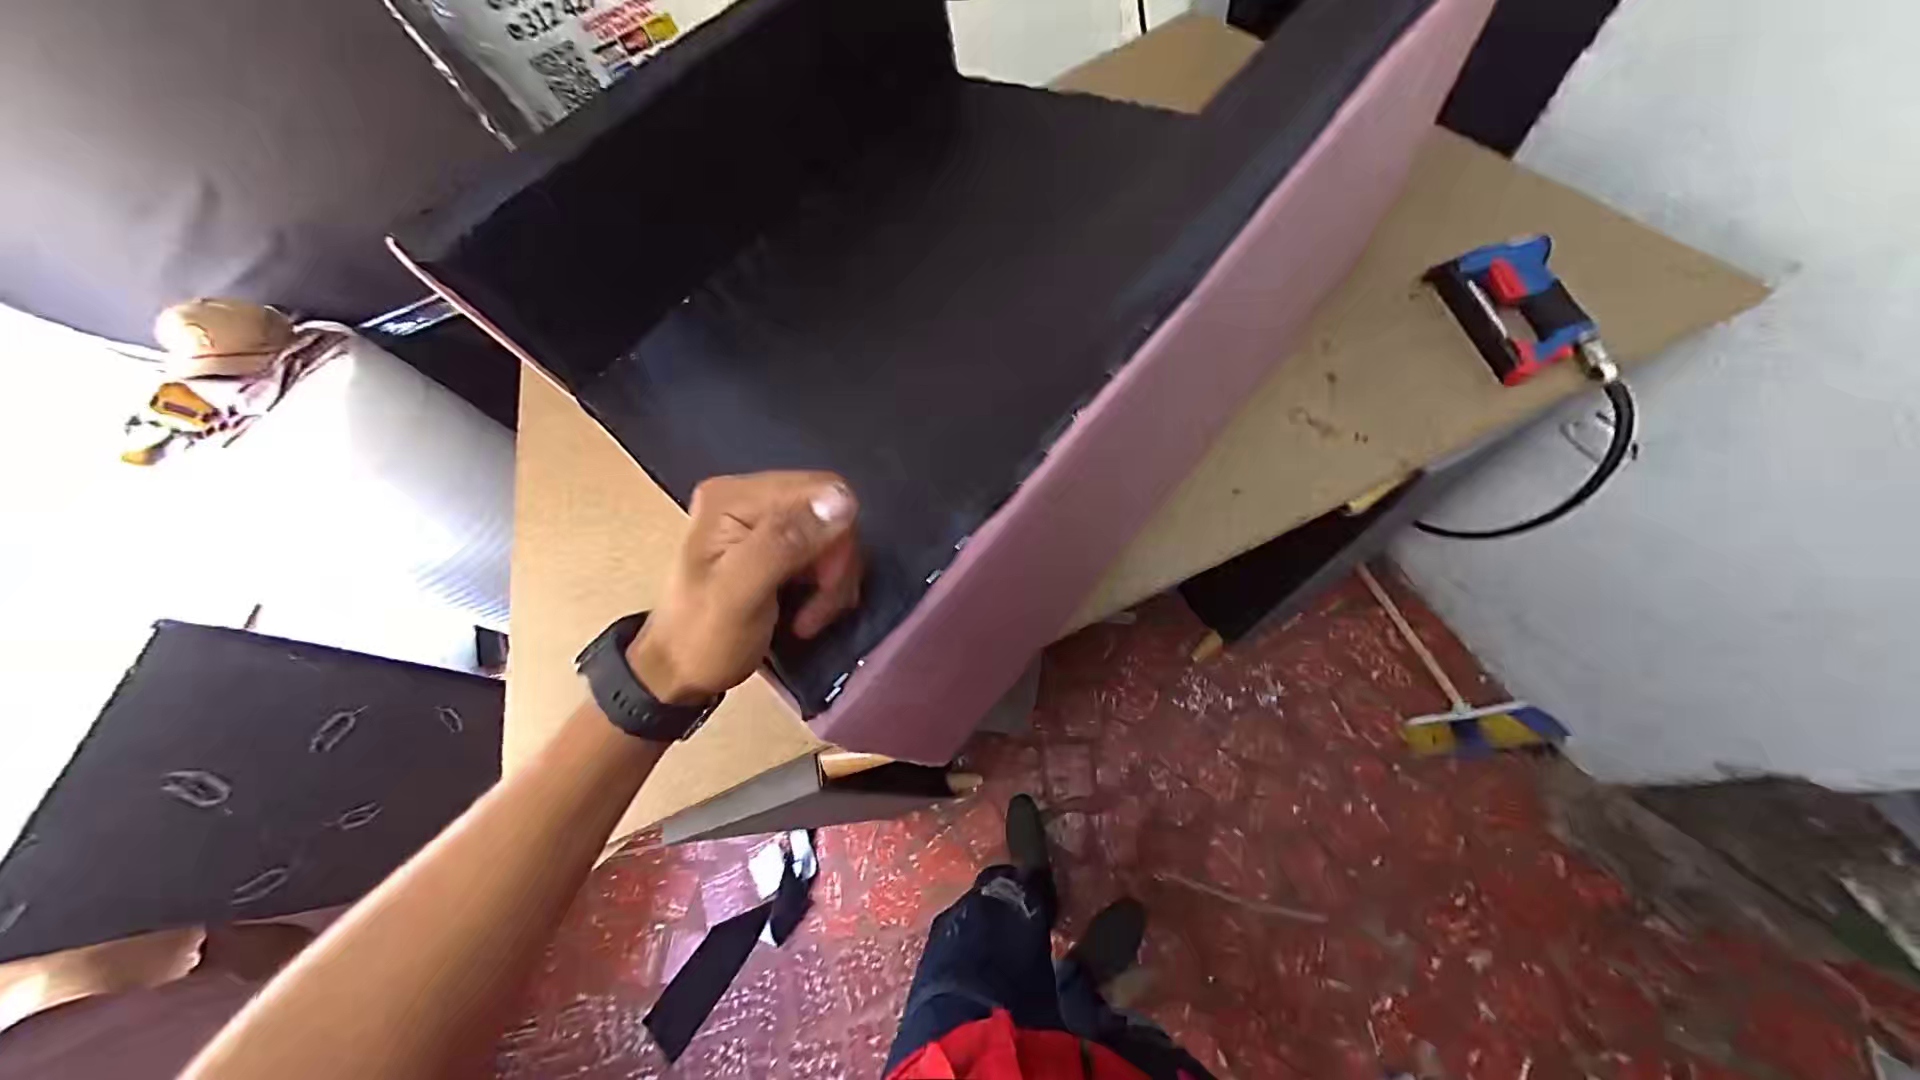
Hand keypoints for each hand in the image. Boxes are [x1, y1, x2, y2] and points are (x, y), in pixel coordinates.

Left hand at [627, 471, 861, 703]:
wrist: (679, 673)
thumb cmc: (703, 638)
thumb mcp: (741, 593)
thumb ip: (786, 542)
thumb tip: (842, 500)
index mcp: (735, 497)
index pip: (823, 492)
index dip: (836, 541)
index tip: (822, 587)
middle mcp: (750, 497)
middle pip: (832, 514)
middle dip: (833, 567)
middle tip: (814, 611)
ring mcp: (763, 521)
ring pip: (834, 538)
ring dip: (832, 583)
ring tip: (807, 618)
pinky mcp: (775, 544)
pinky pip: (825, 554)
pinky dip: (825, 587)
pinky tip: (807, 612)